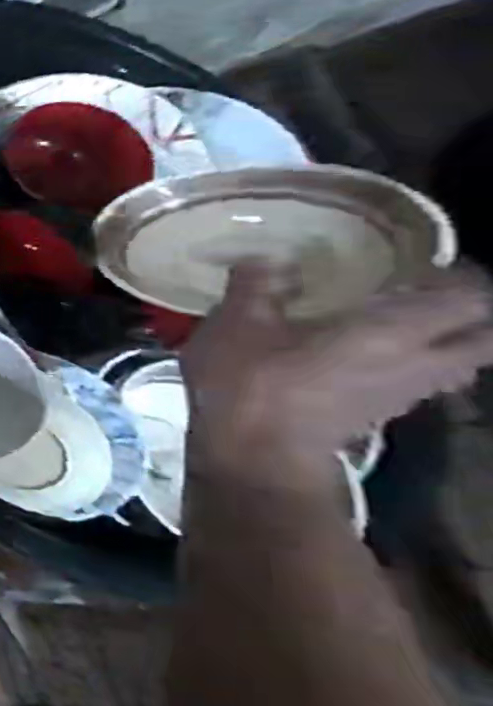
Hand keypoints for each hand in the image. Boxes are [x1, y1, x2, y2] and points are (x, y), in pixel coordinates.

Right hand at [181, 263, 492, 479]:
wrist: (257, 448)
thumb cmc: (249, 378)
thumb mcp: (236, 321)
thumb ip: (257, 285)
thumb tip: (270, 258)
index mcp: (395, 330)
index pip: (470, 295)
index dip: (456, 274)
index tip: (419, 260)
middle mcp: (423, 358)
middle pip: (486, 332)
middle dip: (467, 308)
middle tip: (419, 288)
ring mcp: (411, 388)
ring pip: (464, 357)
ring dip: (447, 335)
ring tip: (395, 317)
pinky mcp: (389, 407)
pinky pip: (431, 374)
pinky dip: (418, 356)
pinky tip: (370, 350)